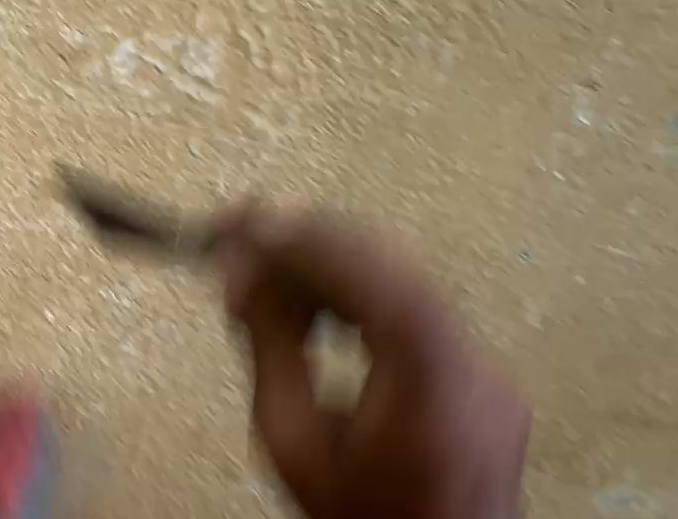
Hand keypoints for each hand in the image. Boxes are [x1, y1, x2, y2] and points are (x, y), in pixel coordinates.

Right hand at [214, 207, 530, 518]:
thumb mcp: (290, 437)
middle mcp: (473, 369)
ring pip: (389, 271)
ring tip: (253, 267)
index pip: (371, 279)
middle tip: (233, 230)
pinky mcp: (469, 366)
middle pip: (383, 263)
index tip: (239, 224)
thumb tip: (237, 275)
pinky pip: (400, 297)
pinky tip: (298, 292)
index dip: (300, 241)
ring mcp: (479, 366)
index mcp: (434, 389)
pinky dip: (341, 283)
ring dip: (315, 258)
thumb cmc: (363, 513)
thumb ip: (268, 346)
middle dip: (299, 238)